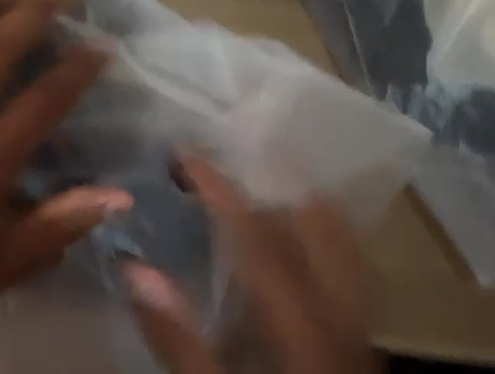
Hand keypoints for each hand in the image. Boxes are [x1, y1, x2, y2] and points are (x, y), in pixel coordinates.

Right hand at [125, 158, 377, 373]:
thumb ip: (178, 340)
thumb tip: (133, 265)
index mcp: (300, 326)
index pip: (258, 235)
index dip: (219, 186)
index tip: (184, 149)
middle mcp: (340, 318)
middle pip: (323, 230)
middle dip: (282, 178)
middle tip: (237, 144)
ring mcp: (360, 333)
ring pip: (348, 248)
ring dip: (309, 203)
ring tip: (270, 173)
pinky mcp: (362, 349)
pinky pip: (352, 272)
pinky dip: (326, 237)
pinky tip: (300, 237)